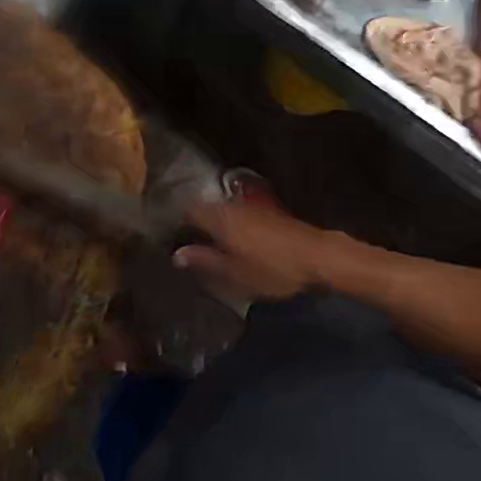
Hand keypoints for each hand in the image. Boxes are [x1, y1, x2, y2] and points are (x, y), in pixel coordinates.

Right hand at [171, 199, 355, 302]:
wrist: (318, 257)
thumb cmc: (273, 268)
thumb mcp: (234, 274)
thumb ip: (205, 261)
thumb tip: (176, 253)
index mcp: (221, 218)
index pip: (189, 208)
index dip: (174, 218)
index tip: (162, 231)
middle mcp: (234, 206)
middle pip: (205, 208)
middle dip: (191, 221)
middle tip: (176, 239)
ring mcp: (253, 208)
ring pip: (222, 211)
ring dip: (210, 223)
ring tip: (199, 243)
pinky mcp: (267, 214)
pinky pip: (238, 216)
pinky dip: (228, 226)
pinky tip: (228, 242)